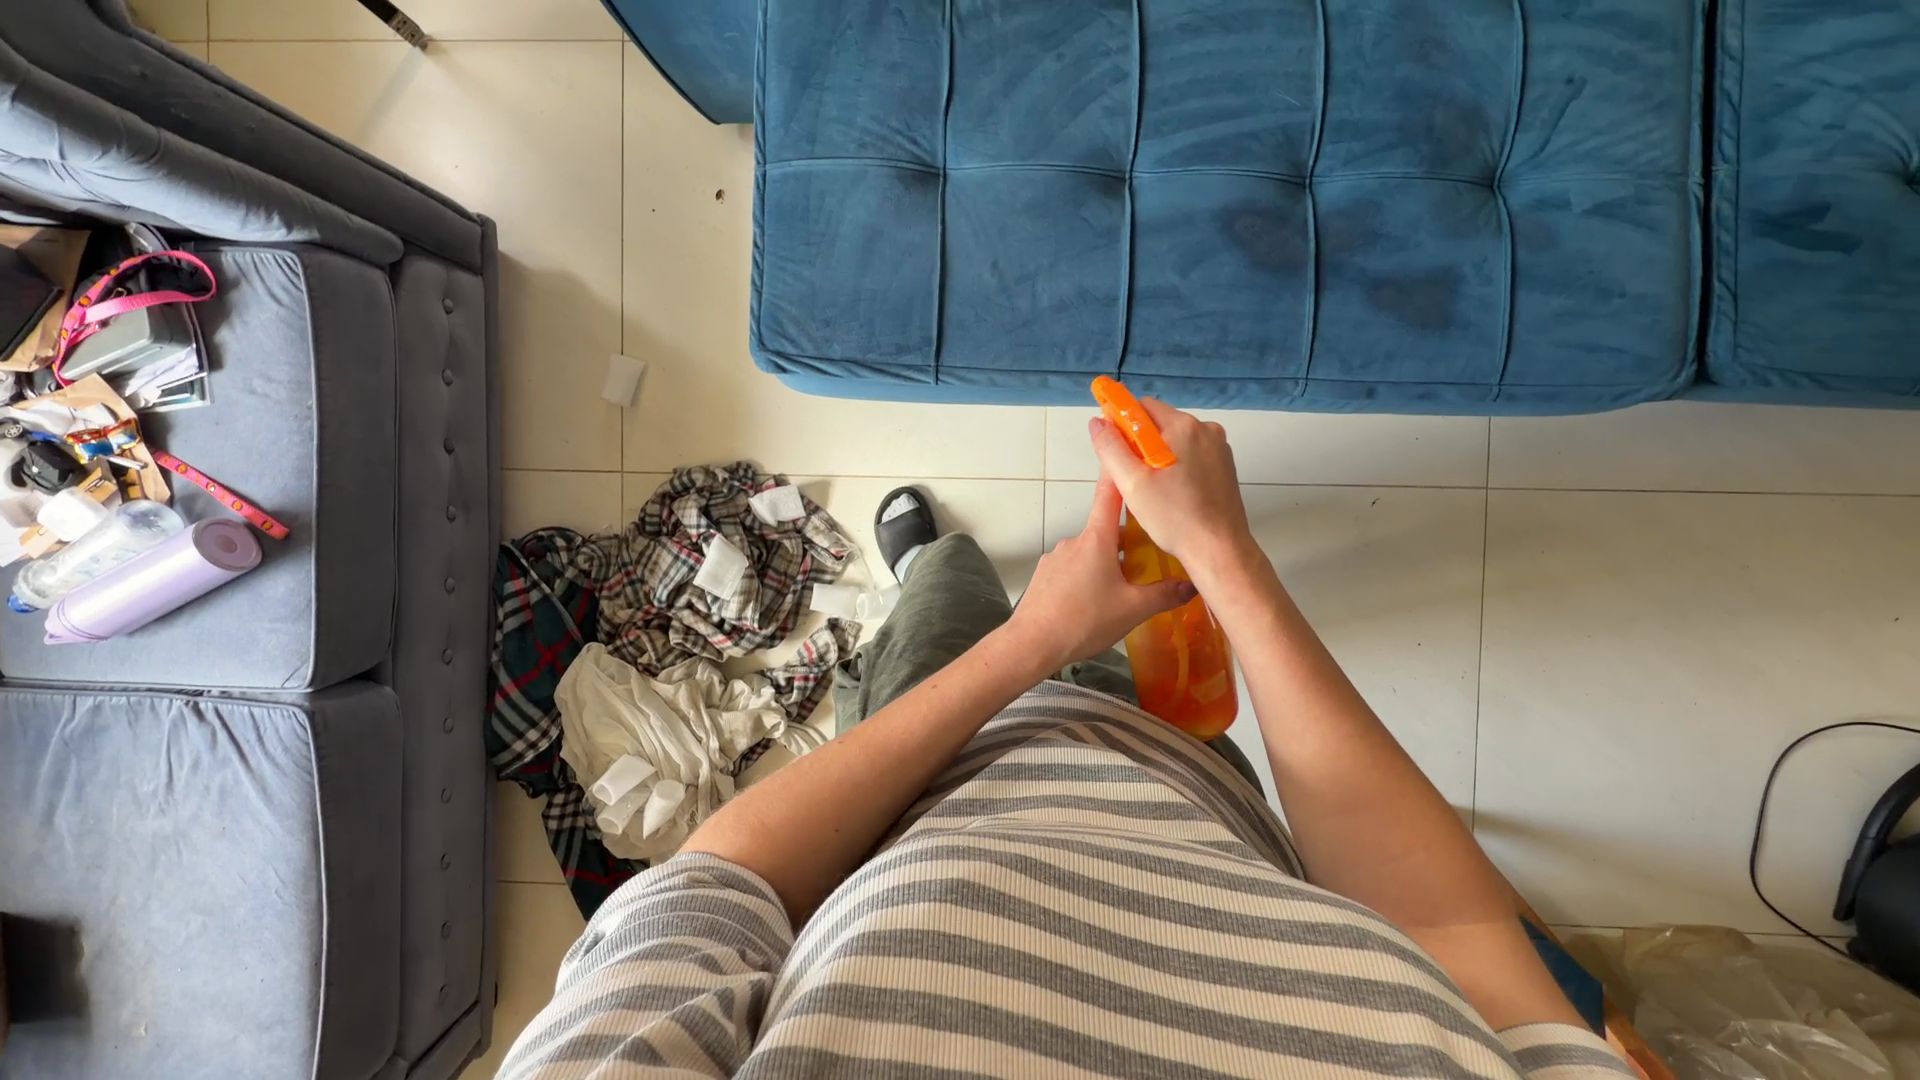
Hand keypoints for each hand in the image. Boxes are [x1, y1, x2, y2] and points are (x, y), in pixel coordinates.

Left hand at [1005, 476, 1196, 669]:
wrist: (1032, 643)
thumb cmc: (1084, 620)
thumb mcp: (1132, 609)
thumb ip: (1164, 595)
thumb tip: (1192, 586)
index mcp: (1096, 539)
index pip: (1110, 494)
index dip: (1119, 472)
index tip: (1124, 449)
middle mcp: (1074, 541)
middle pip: (1106, 533)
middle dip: (1125, 547)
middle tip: (1147, 567)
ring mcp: (1056, 558)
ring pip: (1090, 556)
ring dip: (1106, 568)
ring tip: (1119, 597)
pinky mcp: (1044, 577)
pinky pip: (1073, 572)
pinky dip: (1086, 582)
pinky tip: (1092, 607)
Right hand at [1088, 399, 1256, 580]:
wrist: (1218, 548)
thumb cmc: (1173, 517)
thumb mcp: (1131, 483)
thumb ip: (1110, 448)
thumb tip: (1097, 422)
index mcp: (1183, 426)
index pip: (1142, 407)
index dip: (1122, 424)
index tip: (1114, 450)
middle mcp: (1206, 429)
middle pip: (1160, 423)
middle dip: (1141, 444)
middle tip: (1133, 478)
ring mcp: (1220, 447)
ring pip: (1176, 440)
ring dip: (1159, 456)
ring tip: (1154, 490)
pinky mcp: (1226, 466)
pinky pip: (1192, 455)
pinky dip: (1178, 466)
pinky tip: (1174, 493)